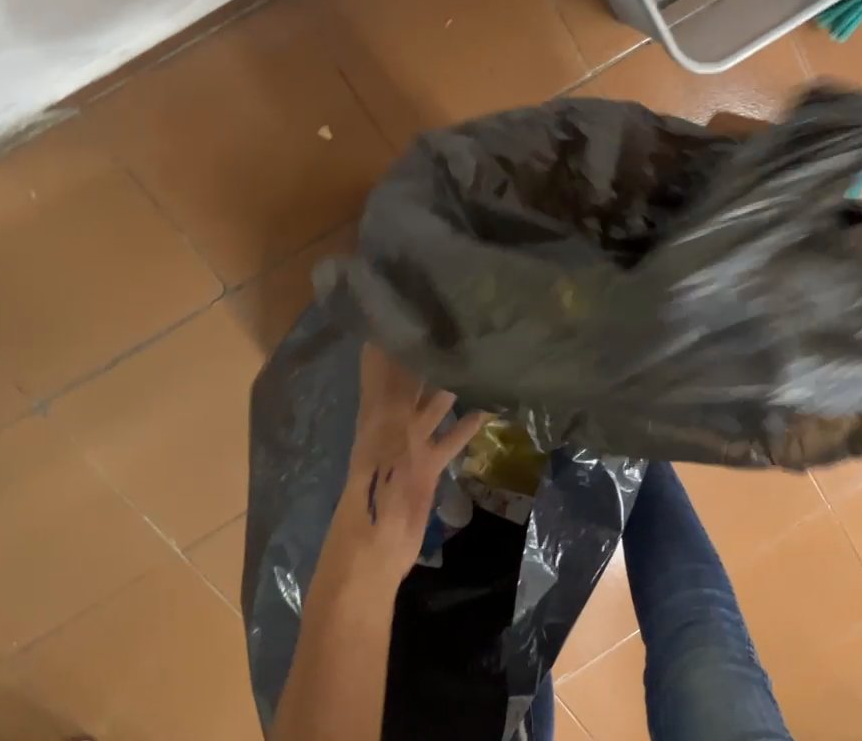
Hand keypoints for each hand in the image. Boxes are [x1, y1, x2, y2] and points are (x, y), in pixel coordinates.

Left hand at [325, 346, 490, 588]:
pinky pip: (448, 440)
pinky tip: (488, 411)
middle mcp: (391, 424)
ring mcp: (409, 446)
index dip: (392, 339)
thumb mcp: (382, 439)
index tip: (413, 307)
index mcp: (375, 415)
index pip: (381, 366)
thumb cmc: (373, 494)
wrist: (372, 554)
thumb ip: (394, 399)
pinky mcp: (426, 468)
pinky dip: (465, 426)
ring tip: (475, 358)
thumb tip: (399, 352)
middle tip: (453, 324)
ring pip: (431, 407)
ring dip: (450, 387)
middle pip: (408, 383)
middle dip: (424, 357)